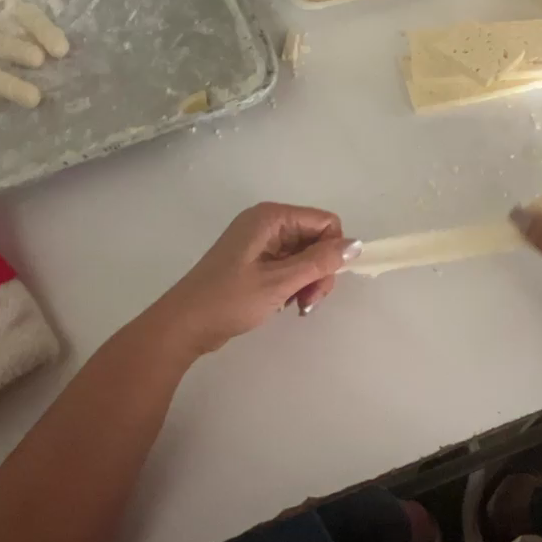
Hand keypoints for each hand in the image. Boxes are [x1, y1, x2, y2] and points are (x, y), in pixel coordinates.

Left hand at [144, 202, 359, 359]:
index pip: (325, 222)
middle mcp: (267, 223)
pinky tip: (285, 304)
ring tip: (296, 305)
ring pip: (305, 256)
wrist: (185, 324)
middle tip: (307, 300)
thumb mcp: (279, 281)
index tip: (320, 283)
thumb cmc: (229, 300)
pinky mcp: (255, 261)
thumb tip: (356, 245)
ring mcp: (260, 242)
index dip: (332, 252)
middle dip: (320, 270)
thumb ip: (319, 262)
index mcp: (271, 217)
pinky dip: (293, 284)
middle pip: (316, 239)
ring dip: (308, 281)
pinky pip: (289, 266)